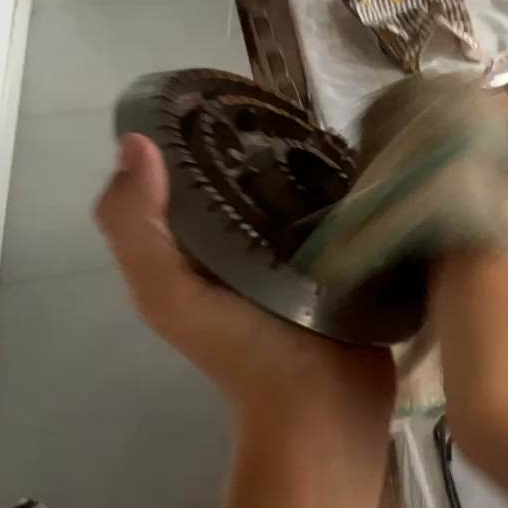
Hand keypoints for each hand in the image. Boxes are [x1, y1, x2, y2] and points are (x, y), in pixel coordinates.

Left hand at [95, 134, 395, 435]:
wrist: (324, 413)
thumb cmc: (248, 357)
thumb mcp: (170, 297)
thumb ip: (136, 229)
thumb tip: (135, 142)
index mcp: (204, 247)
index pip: (196, 175)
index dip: (202, 133)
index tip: (232, 95)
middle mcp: (252, 247)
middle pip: (257, 180)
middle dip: (272, 145)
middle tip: (303, 112)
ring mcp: (306, 258)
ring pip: (308, 196)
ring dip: (320, 169)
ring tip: (343, 133)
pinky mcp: (351, 269)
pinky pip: (349, 220)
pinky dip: (355, 198)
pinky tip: (371, 174)